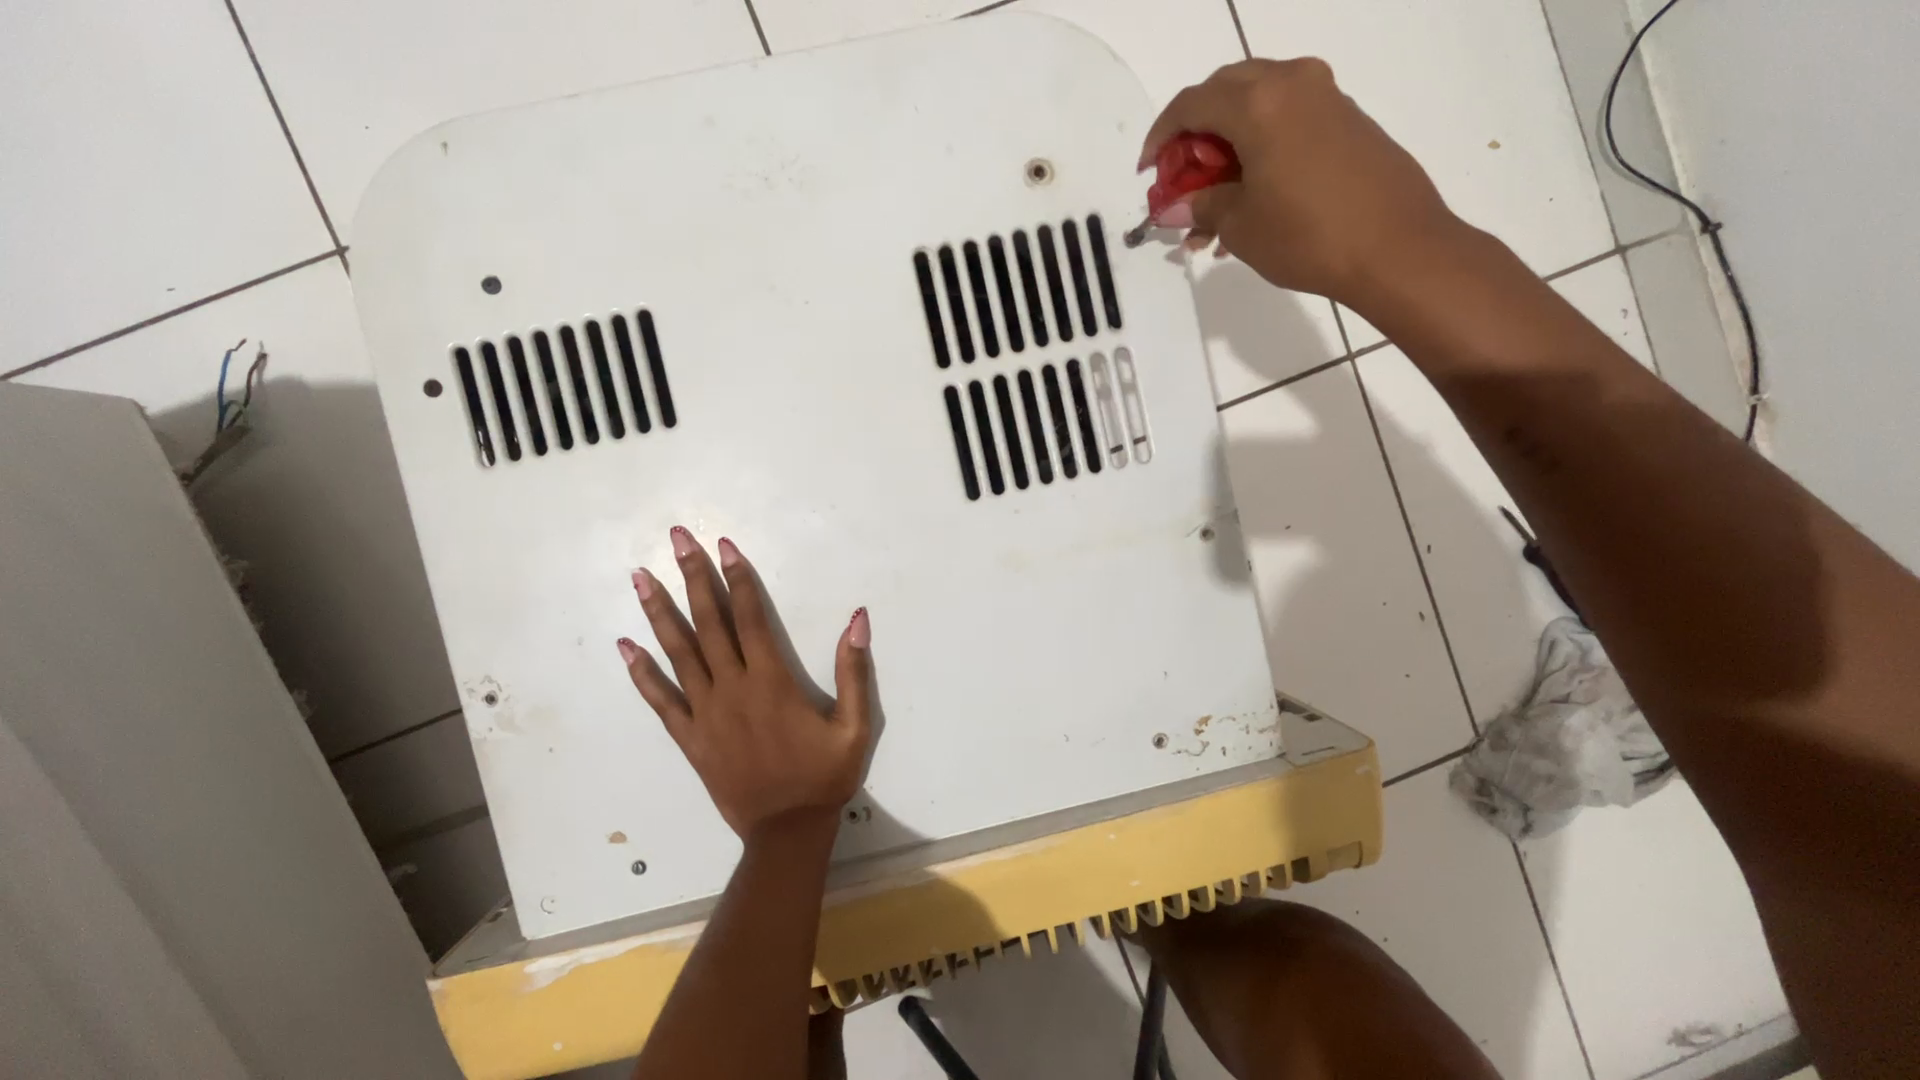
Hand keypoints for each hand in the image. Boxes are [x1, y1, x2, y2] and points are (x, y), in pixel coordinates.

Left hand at [618, 528, 873, 841]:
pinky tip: (625, 646)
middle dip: (693, 577)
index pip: (751, 617)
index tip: (724, 546)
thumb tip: (858, 618)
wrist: (786, 831)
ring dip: (658, 612)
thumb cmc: (823, 776)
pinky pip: (660, 700)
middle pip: (708, 622)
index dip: (739, 578)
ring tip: (640, 576)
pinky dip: (641, 672)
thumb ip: (854, 670)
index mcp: (772, 681)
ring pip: (678, 652)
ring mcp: (705, 712)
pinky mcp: (689, 737)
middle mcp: (732, 688)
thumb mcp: (856, 726)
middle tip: (676, 539)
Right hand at [1141, 58, 1467, 305]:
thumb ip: (1200, 206)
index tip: (1149, 172)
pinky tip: (1252, 199)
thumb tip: (1174, 207)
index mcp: (1258, 102)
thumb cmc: (1308, 236)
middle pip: (1226, 93)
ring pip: (1259, 107)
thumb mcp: (1240, 225)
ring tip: (1213, 206)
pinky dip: (1261, 150)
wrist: (1398, 248)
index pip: (1191, 104)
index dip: (1161, 138)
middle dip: (1195, 135)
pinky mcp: (1347, 121)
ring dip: (1228, 148)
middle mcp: (1292, 83)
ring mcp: (1326, 98)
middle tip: (1181, 179)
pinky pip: (1288, 122)